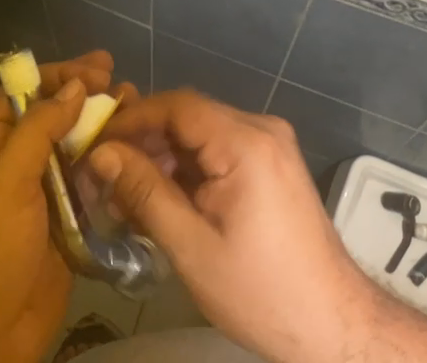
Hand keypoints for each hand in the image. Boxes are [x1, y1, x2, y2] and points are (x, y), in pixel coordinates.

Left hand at [0, 51, 127, 362]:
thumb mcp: (4, 184)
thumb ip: (38, 132)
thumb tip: (74, 87)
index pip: (22, 94)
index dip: (58, 75)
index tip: (98, 68)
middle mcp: (16, 165)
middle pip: (54, 118)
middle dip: (86, 97)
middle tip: (123, 84)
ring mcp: (42, 197)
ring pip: (76, 151)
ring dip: (103, 130)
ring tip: (137, 113)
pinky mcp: (65, 227)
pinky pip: (90, 188)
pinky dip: (110, 169)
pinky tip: (136, 158)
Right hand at [85, 90, 426, 362]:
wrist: (333, 322)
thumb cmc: (261, 289)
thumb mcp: (192, 246)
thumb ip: (144, 192)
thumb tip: (100, 154)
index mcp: (246, 142)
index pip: (176, 105)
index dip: (131, 119)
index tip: (93, 145)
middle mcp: (261, 129)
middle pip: (187, 117)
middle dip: (142, 144)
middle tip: (102, 179)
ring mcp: (270, 146)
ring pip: (200, 135)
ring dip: (162, 160)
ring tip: (125, 198)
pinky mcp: (272, 166)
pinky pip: (219, 152)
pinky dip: (188, 171)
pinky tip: (161, 201)